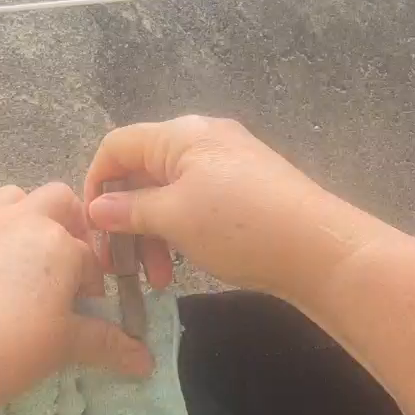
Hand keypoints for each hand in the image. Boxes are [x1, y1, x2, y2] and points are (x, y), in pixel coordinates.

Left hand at [0, 183, 153, 414]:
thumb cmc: (12, 349)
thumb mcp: (66, 345)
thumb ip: (108, 344)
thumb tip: (145, 361)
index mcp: (56, 239)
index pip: (89, 253)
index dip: (94, 280)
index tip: (89, 306)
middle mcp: (17, 221)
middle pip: (55, 200)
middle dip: (68, 226)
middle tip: (64, 271)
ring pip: (10, 201)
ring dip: (25, 221)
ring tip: (24, 267)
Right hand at [83, 116, 387, 299]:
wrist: (320, 250)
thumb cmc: (238, 226)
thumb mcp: (174, 218)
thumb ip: (128, 210)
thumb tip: (95, 209)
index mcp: (180, 135)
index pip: (117, 146)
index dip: (96, 184)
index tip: (93, 229)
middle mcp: (201, 139)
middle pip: (142, 171)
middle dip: (126, 219)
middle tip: (121, 266)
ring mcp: (226, 163)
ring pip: (168, 193)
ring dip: (152, 234)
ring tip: (157, 279)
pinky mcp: (245, 188)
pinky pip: (194, 202)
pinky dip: (179, 231)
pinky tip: (181, 266)